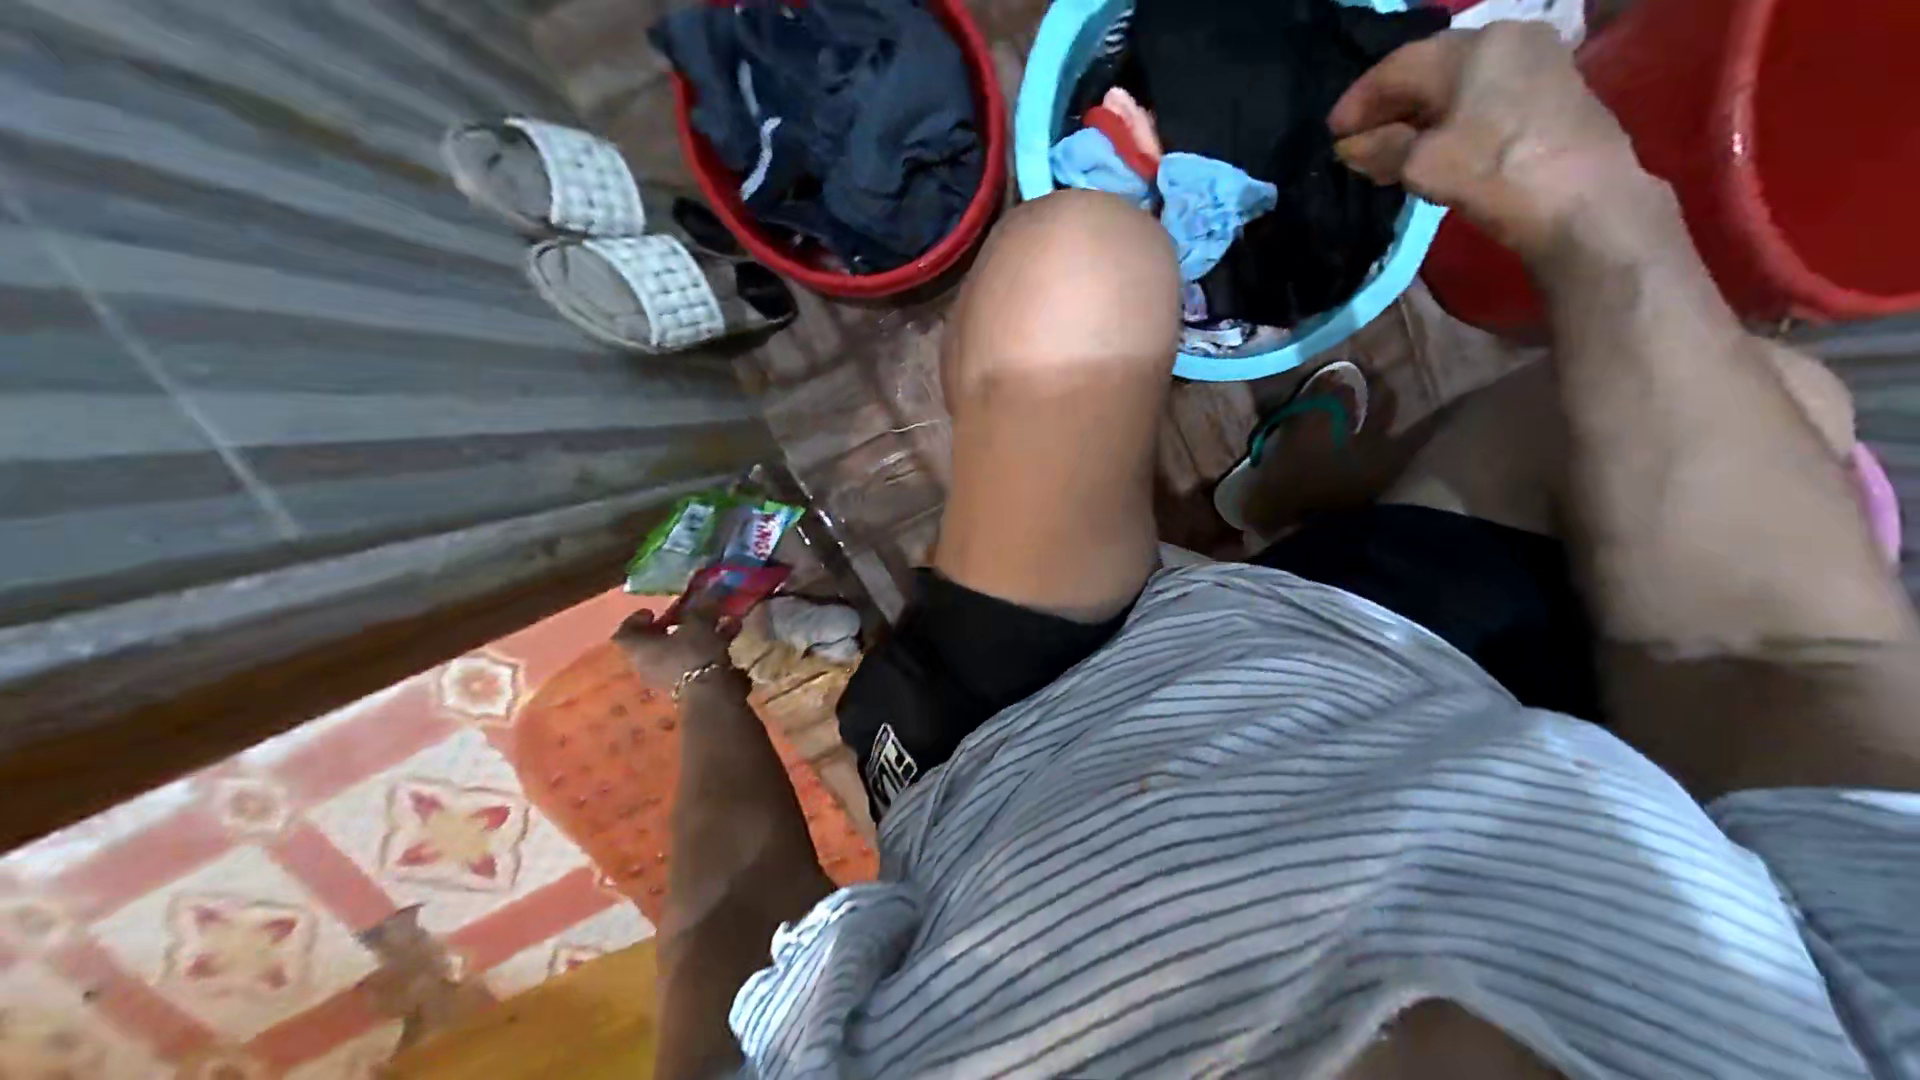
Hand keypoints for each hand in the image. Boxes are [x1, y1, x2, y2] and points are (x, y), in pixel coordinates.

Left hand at [614, 601, 732, 691]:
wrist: (711, 694)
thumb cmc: (693, 653)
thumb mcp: (699, 622)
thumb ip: (701, 607)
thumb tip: (709, 591)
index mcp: (640, 648)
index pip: (625, 633)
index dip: (636, 619)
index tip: (653, 610)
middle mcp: (647, 664)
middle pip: (652, 643)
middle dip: (670, 627)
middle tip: (685, 616)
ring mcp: (667, 678)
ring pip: (678, 651)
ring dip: (694, 636)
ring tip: (717, 621)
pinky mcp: (689, 686)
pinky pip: (694, 661)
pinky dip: (707, 648)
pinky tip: (730, 636)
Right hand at [1328, 23, 1642, 259]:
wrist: (1578, 199)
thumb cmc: (1491, 170)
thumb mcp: (1419, 163)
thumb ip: (1379, 148)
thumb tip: (1349, 147)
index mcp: (1473, 46)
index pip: (1398, 66)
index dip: (1358, 100)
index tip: (1330, 134)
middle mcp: (1506, 39)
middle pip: (1428, 71)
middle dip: (1385, 109)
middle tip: (1353, 144)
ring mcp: (1533, 63)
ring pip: (1453, 87)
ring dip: (1411, 119)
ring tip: (1381, 155)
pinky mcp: (1547, 92)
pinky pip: (1478, 98)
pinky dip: (1442, 122)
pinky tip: (1423, 151)